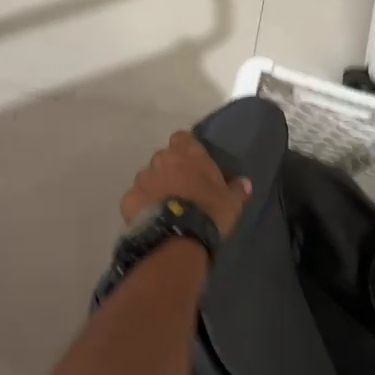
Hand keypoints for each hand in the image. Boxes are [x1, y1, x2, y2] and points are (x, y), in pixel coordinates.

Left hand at [120, 131, 251, 237]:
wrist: (179, 237)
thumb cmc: (209, 211)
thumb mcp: (232, 202)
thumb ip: (237, 189)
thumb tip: (245, 182)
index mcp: (188, 153)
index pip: (182, 137)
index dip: (185, 148)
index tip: (191, 161)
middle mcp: (162, 159)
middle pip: (163, 158)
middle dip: (169, 170)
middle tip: (180, 188)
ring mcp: (143, 179)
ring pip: (147, 178)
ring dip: (154, 187)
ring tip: (164, 207)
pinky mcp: (128, 200)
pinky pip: (135, 199)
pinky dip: (140, 206)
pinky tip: (150, 219)